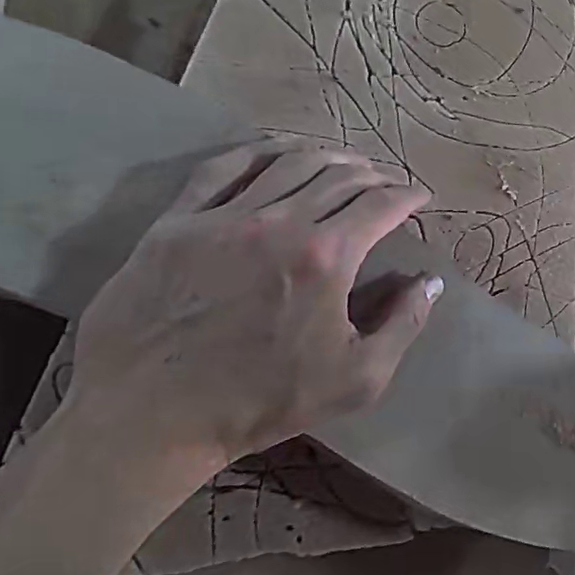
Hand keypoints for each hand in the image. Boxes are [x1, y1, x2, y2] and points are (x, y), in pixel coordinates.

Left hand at [62, 143, 440, 472]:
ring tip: (346, 164)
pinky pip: (222, 169)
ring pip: (289, 162)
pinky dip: (260, 152)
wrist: (144, 422)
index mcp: (325, 257)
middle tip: (390, 183)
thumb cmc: (261, 401)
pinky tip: (279, 153)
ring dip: (330, 156)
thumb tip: (431, 281)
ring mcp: (221, 219)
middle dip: (377, 174)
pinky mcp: (174, 225)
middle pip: (342, 176)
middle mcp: (278, 224)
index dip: (410, 195)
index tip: (422, 197)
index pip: (383, 203)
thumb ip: (405, 323)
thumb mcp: (358, 378)